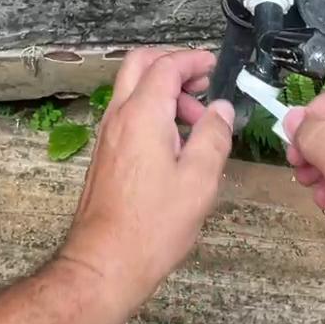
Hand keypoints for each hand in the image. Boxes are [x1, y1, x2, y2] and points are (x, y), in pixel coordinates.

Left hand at [55, 49, 234, 316]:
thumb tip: (220, 110)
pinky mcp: (106, 153)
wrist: (103, 263)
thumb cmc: (152, 227)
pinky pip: (129, 114)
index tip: (214, 67)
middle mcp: (119, 116)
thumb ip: (213, 137)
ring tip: (197, 123)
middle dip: (173, 65)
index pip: (166, 66)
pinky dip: (153, 112)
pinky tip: (177, 144)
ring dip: (165, 92)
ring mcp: (108, 134)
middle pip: (140, 65)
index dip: (192, 60)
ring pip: (133, 89)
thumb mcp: (199, 180)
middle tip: (202, 84)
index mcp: (142, 115)